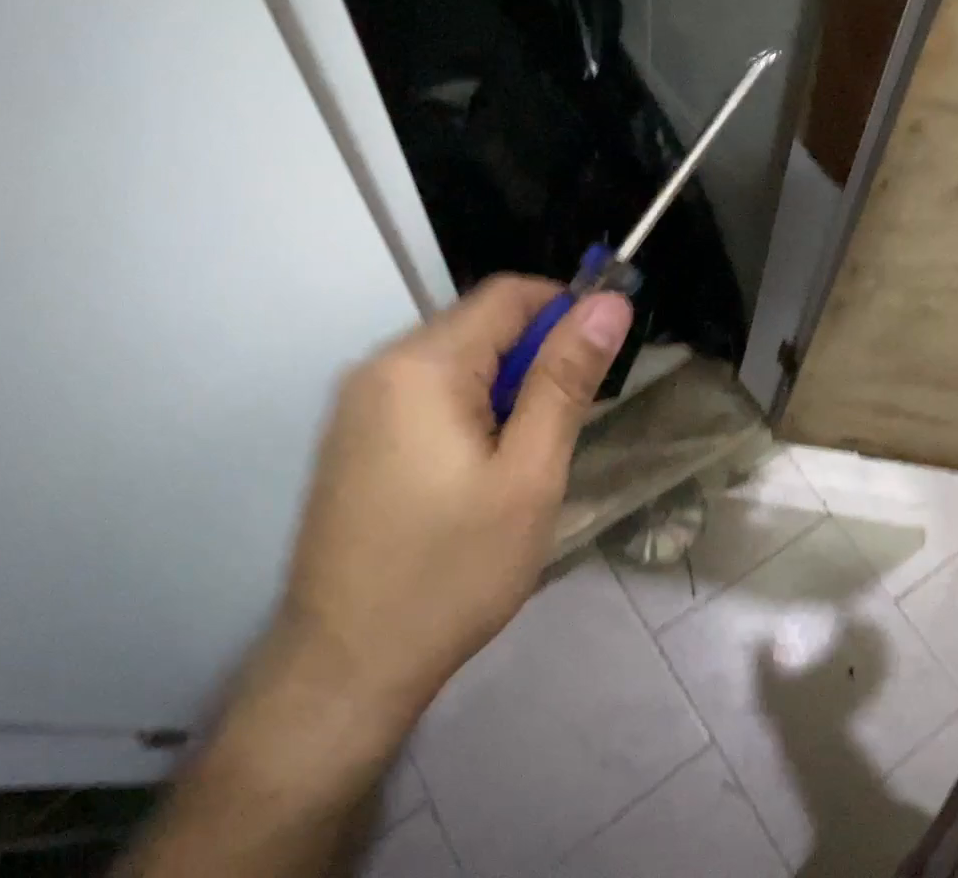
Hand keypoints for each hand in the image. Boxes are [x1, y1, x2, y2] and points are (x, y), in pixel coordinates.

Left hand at [275, 276, 632, 723]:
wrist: (348, 664)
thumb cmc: (453, 571)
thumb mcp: (529, 475)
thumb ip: (565, 381)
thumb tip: (608, 304)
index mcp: (422, 365)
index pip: (508, 294)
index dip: (568, 308)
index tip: (605, 357)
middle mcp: (379, 367)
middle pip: (478, 325)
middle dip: (536, 357)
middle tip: (570, 426)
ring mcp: (357, 406)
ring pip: (454, 364)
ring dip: (504, 390)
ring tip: (529, 460)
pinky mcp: (352, 441)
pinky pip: (424, 397)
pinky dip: (469, 413)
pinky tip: (482, 475)